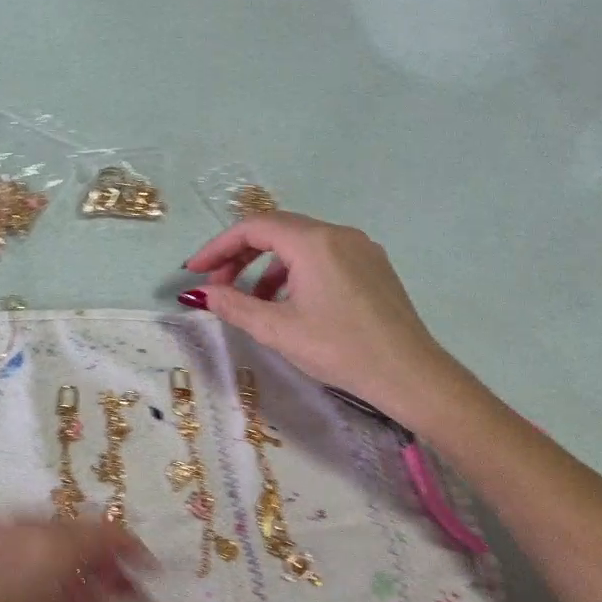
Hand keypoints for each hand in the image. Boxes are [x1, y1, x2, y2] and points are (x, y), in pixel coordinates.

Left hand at [0, 518, 155, 601]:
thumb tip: (117, 589)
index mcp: (54, 546)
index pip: (110, 533)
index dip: (135, 552)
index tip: (148, 575)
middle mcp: (26, 523)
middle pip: (78, 527)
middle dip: (101, 554)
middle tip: (112, 588)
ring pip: (45, 528)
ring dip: (68, 551)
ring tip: (73, 587)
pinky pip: (15, 533)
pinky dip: (35, 549)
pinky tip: (31, 579)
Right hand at [181, 211, 464, 420]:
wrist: (408, 374)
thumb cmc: (338, 348)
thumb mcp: (277, 330)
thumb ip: (234, 306)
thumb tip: (199, 294)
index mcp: (314, 243)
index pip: (253, 227)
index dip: (217, 246)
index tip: (193, 271)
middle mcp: (338, 234)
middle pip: (276, 230)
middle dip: (239, 255)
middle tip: (216, 287)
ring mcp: (360, 248)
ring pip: (299, 244)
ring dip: (265, 266)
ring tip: (250, 302)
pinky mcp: (372, 266)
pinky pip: (321, 256)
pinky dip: (292, 272)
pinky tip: (287, 304)